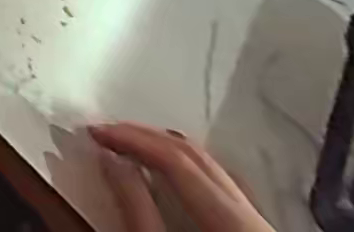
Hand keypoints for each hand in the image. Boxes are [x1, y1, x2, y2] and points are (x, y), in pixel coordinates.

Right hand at [91, 124, 275, 231]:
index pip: (176, 160)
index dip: (132, 138)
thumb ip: (135, 207)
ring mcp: (258, 221)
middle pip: (195, 156)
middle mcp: (252, 215)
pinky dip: (185, 165)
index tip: (95, 132)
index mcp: (231, 221)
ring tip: (127, 144)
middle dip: (145, 137)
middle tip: (106, 132)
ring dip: (163, 147)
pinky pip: (219, 180)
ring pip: (209, 164)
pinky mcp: (254, 227)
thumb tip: (108, 156)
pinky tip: (162, 168)